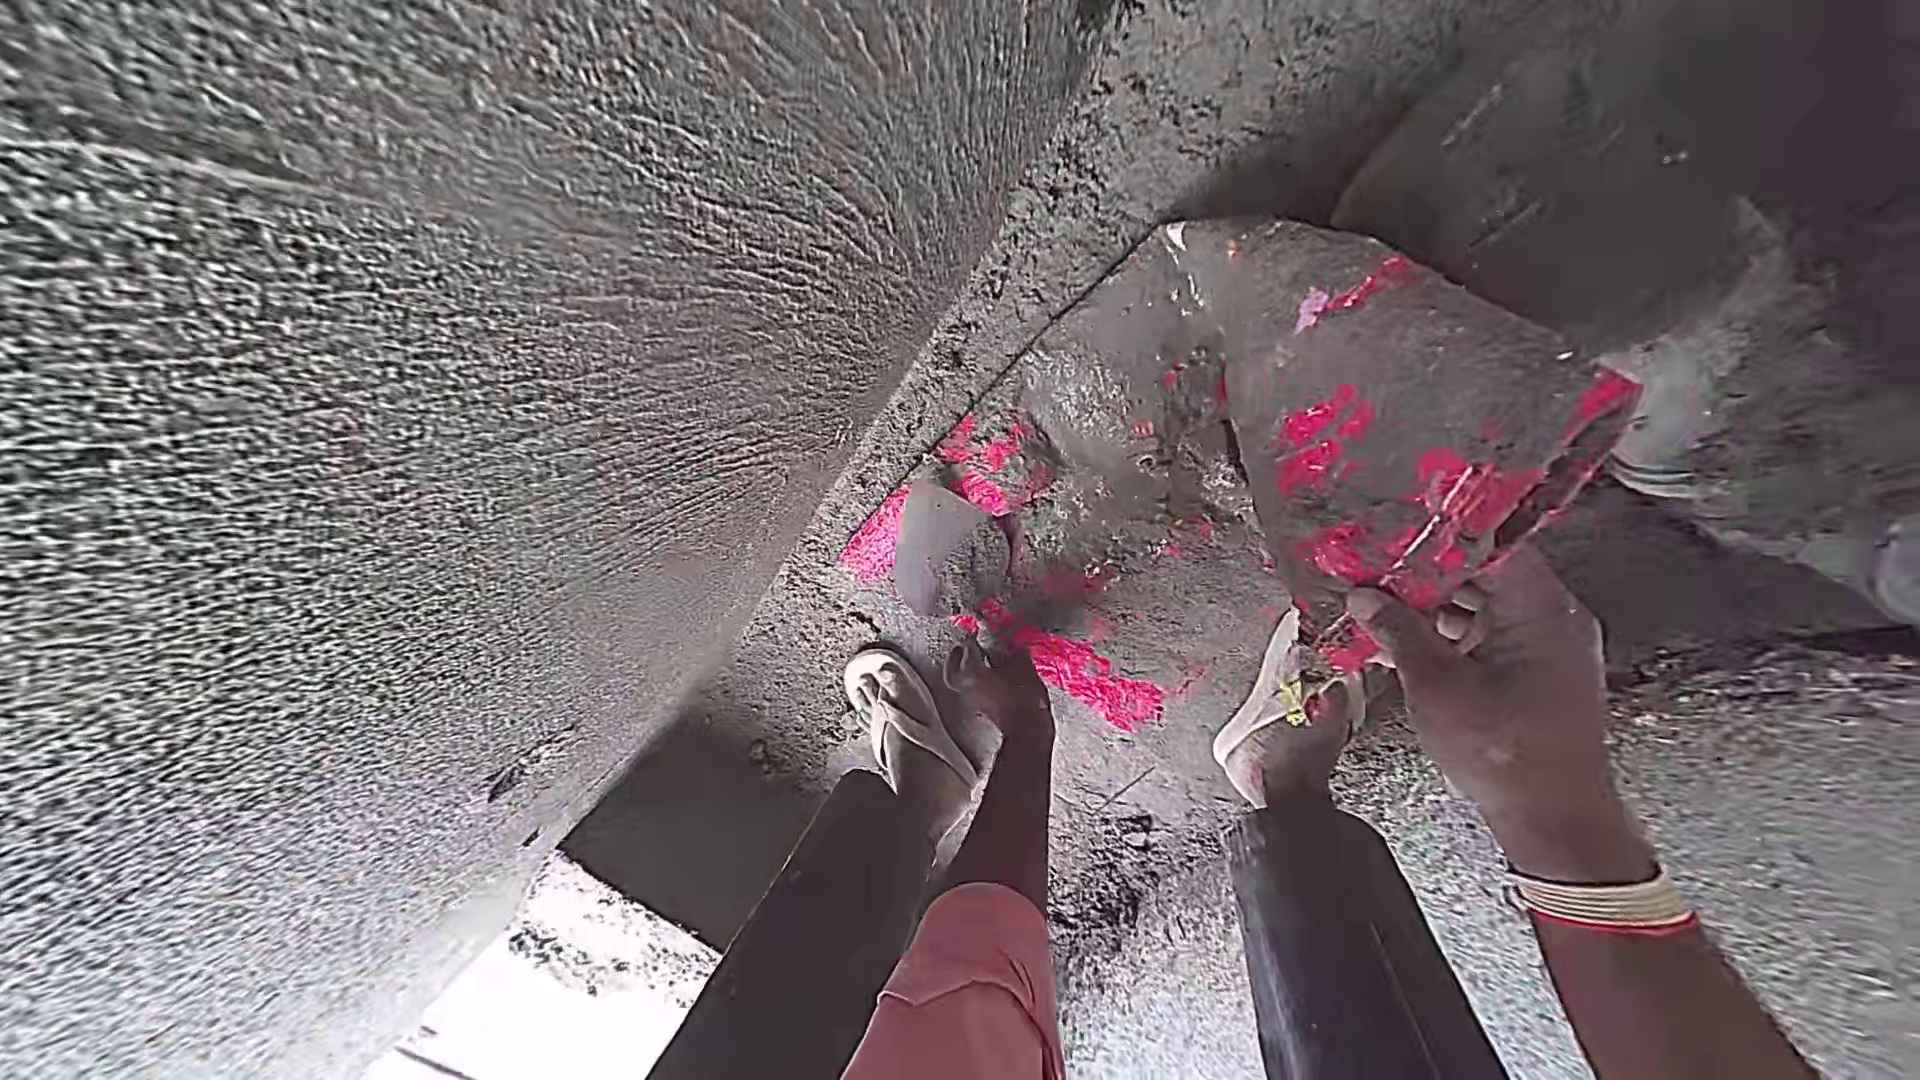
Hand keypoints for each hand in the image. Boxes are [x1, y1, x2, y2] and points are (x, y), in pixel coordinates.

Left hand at [944, 636, 1055, 749]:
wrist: (1027, 731)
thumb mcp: (1022, 667)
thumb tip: (1014, 646)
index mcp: (970, 673)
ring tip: (980, 662)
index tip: (978, 633)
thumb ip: (1015, 652)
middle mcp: (965, 688)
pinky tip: (991, 679)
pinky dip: (978, 683)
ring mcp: (971, 702)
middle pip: (953, 668)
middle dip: (958, 657)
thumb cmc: (1022, 698)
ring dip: (967, 671)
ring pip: (961, 681)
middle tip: (964, 647)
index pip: (968, 648)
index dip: (975, 638)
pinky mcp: (981, 711)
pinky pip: (974, 692)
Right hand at [1348, 544, 1652, 881]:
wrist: (1550, 815)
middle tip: (1369, 564)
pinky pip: (1479, 627)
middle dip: (1422, 569)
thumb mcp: (1436, 684)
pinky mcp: (1526, 664)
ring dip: (1427, 599)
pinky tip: (1397, 632)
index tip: (1391, 529)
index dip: (1441, 535)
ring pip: (1476, 599)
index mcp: (1543, 613)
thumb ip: (1398, 631)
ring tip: (1374, 597)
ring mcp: (1539, 642)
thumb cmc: (1500, 749)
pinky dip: (1440, 626)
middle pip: (1482, 571)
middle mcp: (1549, 618)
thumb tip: (1361, 595)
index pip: (1493, 548)